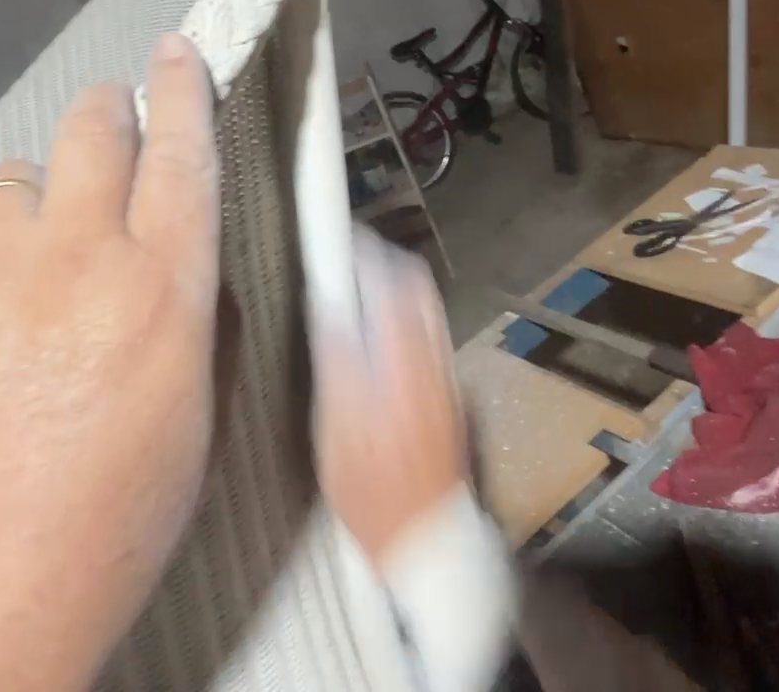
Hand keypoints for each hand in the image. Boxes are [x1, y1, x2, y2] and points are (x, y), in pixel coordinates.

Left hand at [0, 34, 220, 691]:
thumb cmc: (107, 525)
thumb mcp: (191, 422)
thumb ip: (193, 316)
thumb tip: (179, 256)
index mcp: (160, 294)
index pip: (182, 157)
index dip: (185, 93)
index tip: (178, 54)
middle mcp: (77, 262)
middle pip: (92, 135)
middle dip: (107, 113)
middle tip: (108, 116)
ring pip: (15, 189)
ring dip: (36, 208)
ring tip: (31, 277)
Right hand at [315, 229, 468, 564]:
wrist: (426, 540)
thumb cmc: (369, 490)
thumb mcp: (335, 428)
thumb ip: (336, 357)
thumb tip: (328, 302)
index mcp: (400, 360)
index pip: (388, 280)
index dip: (362, 251)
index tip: (339, 239)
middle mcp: (431, 358)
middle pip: (415, 285)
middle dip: (383, 262)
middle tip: (348, 262)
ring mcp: (445, 375)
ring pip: (425, 308)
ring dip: (396, 288)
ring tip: (361, 292)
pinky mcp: (449, 393)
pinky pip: (430, 334)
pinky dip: (406, 317)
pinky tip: (381, 335)